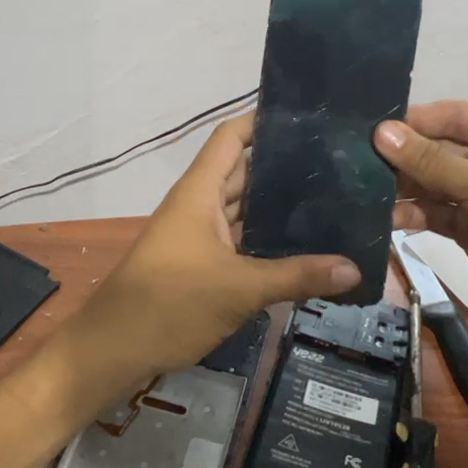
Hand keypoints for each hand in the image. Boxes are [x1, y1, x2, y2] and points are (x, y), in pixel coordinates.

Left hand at [57, 113, 359, 395]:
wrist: (113, 350)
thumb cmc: (170, 304)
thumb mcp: (239, 289)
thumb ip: (297, 277)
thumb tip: (354, 269)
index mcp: (199, 193)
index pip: (231, 137)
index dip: (262, 121)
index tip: (307, 117)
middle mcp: (198, 206)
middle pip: (242, 172)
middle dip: (282, 165)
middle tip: (337, 161)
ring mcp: (198, 237)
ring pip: (242, 209)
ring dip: (276, 205)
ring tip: (329, 197)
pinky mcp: (200, 265)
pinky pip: (239, 240)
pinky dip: (265, 239)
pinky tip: (301, 245)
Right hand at [376, 101, 467, 342]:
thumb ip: (434, 163)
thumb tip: (381, 132)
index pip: (458, 117)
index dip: (418, 119)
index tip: (371, 125)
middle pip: (441, 150)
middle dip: (403, 154)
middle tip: (353, 158)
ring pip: (433, 185)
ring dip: (402, 187)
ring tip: (361, 189)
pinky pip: (434, 215)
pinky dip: (411, 215)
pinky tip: (384, 218)